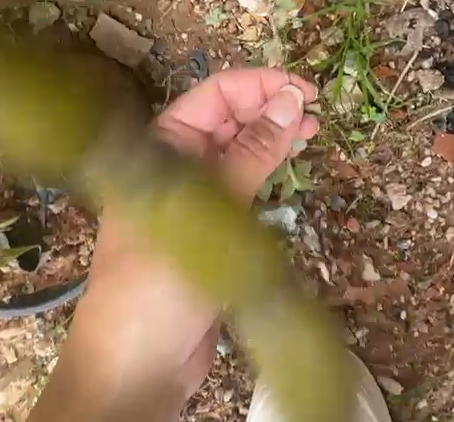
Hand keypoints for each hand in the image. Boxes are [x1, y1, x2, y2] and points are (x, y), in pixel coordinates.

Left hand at [36, 70, 318, 418]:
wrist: (135, 369)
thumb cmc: (156, 282)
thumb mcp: (208, 210)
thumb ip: (253, 152)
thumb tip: (292, 100)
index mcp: (162, 145)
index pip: (216, 94)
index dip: (261, 84)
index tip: (306, 89)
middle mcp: (179, 160)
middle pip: (231, 116)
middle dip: (272, 105)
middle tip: (317, 111)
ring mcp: (198, 192)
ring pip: (242, 147)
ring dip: (276, 134)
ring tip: (313, 131)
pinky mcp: (216, 223)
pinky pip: (247, 180)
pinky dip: (272, 167)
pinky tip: (293, 164)